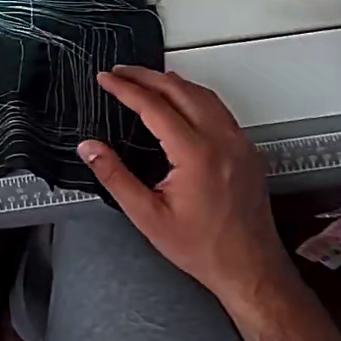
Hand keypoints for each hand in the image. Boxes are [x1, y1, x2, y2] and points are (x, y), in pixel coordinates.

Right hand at [78, 65, 297, 307]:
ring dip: (171, 81)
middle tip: (120, 71)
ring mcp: (240, 145)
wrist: (251, 270)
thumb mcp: (146, 215)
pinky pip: (219, 109)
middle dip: (147, 76)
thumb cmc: (201, 247)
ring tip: (145, 78)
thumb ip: (114, 176)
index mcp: (196, 155)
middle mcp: (222, 143)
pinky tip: (180, 98)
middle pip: (182, 91)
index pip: (155, 106)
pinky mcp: (247, 153)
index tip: (105, 79)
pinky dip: (193, 94)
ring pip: (204, 96)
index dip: (126, 88)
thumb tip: (89, 147)